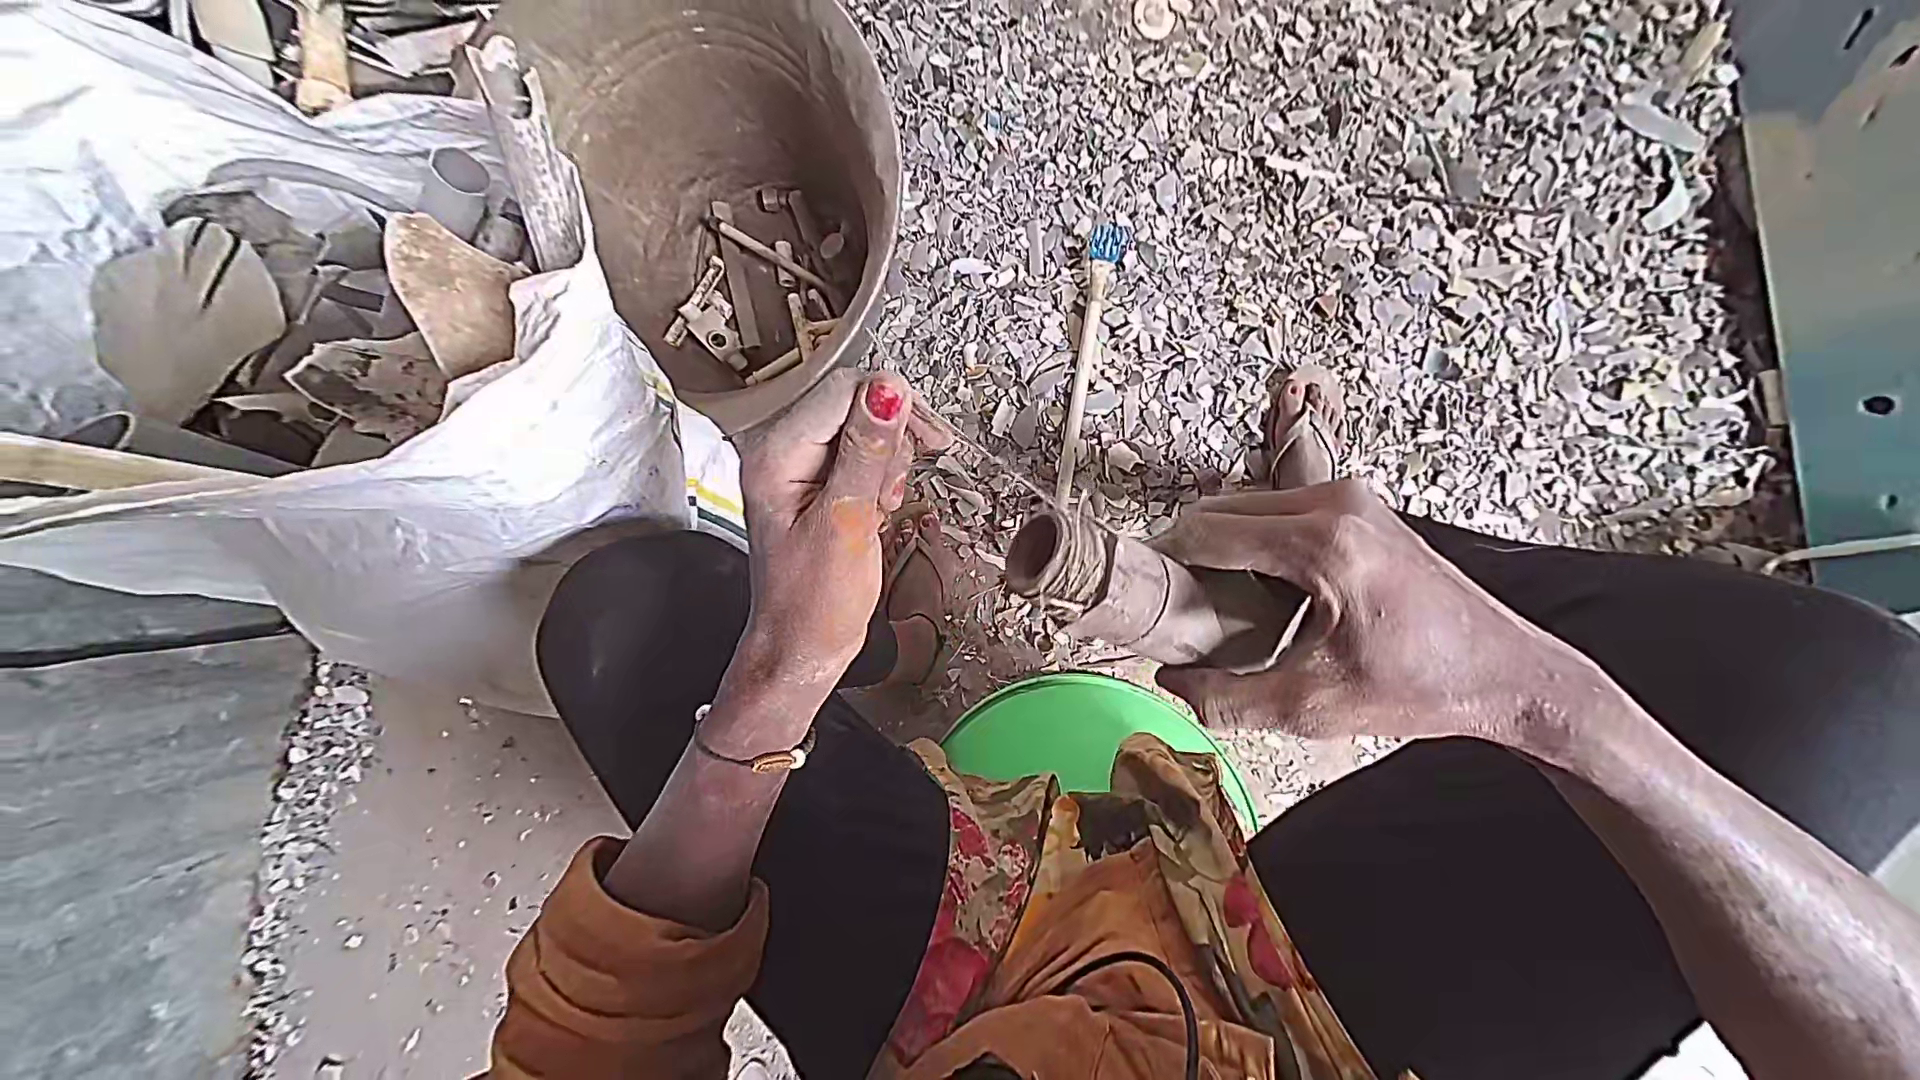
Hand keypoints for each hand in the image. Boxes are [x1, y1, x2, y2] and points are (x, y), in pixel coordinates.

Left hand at [722, 370, 950, 702]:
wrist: (806, 643)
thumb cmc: (812, 603)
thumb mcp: (846, 523)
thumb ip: (868, 452)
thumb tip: (888, 393)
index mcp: (775, 454)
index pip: (842, 392)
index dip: (890, 405)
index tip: (926, 432)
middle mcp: (783, 452)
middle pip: (856, 406)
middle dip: (888, 443)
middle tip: (888, 488)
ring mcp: (803, 467)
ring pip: (867, 430)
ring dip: (888, 463)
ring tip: (878, 505)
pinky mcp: (822, 481)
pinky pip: (866, 456)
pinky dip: (883, 476)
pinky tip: (876, 506)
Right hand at [1149, 480, 1612, 752]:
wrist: (1510, 673)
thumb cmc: (1421, 689)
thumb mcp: (1311, 707)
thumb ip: (1225, 698)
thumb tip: (1171, 679)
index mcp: (1323, 544)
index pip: (1207, 532)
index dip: (1164, 559)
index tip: (1142, 588)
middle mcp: (1335, 502)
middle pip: (1219, 510)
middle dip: (1185, 551)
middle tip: (1172, 599)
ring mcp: (1349, 496)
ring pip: (1244, 506)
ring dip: (1215, 543)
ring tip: (1206, 595)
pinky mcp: (1356, 505)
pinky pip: (1273, 510)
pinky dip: (1247, 539)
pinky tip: (1250, 582)